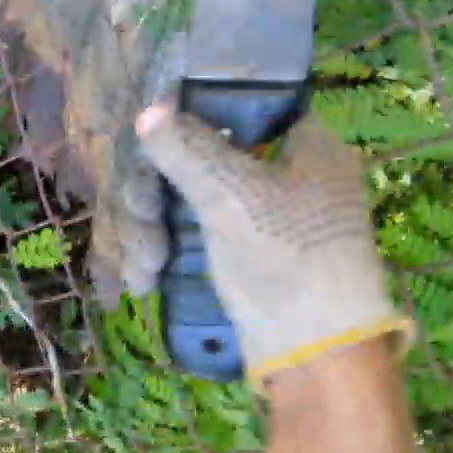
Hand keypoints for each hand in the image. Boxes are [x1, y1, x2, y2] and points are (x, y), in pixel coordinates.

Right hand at [136, 104, 411, 386]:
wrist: (312, 350)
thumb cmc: (286, 258)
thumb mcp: (231, 195)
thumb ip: (186, 149)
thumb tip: (149, 110)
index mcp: (309, 147)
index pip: (253, 103)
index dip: (202, 107)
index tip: (158, 124)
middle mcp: (290, 173)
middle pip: (206, 152)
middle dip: (161, 186)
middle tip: (141, 209)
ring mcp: (264, 213)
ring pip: (190, 194)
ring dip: (155, 224)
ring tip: (145, 259)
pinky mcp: (243, 248)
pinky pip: (192, 227)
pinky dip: (167, 243)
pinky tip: (147, 271)